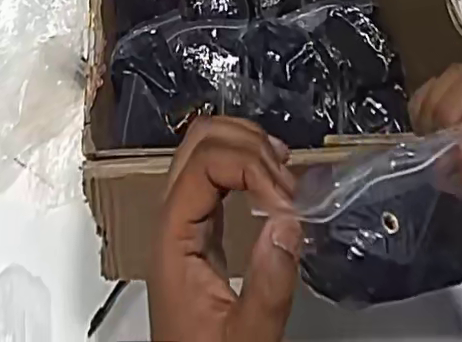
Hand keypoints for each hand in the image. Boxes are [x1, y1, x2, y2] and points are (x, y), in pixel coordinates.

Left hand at [148, 117, 301, 341]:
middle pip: (200, 139)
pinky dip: (246, 162)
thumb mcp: (245, 339)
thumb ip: (267, 287)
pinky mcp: (200, 222)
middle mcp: (172, 211)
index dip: (250, 167)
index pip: (204, 161)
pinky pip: (216, 170)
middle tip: (289, 183)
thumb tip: (289, 221)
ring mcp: (184, 212)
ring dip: (248, 147)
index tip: (288, 203)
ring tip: (286, 177)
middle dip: (249, 145)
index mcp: (173, 231)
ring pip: (206, 146)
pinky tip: (272, 181)